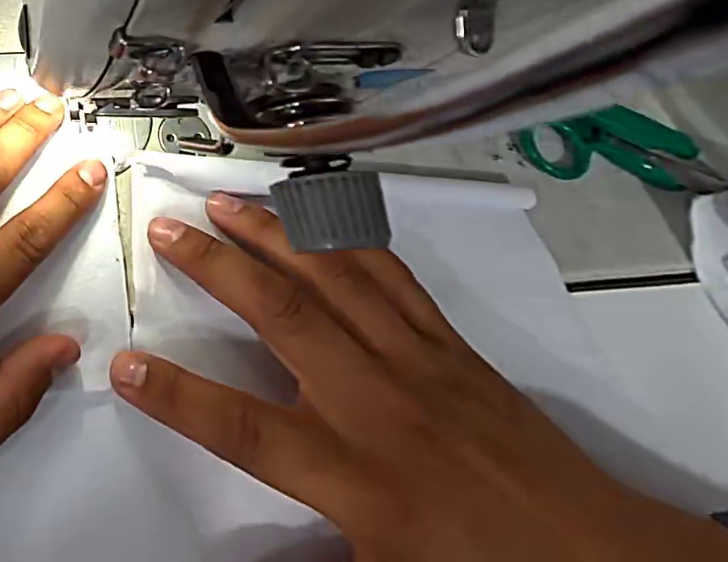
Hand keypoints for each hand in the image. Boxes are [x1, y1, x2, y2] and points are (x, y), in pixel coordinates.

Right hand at [108, 195, 727, 561]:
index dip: (177, 395)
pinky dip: (340, 234)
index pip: (243, 429)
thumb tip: (244, 557)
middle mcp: (377, 402)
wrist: (602, 559)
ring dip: (270, 230)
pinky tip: (310, 210)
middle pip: (280, 314)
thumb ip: (308, 560)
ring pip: (330, 274)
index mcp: (357, 477)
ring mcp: (413, 358)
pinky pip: (385, 272)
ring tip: (224, 201)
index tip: (126, 363)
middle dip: (214, 265)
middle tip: (166, 229)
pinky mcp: (443, 339)